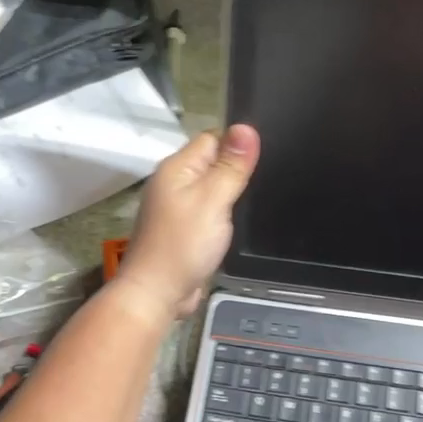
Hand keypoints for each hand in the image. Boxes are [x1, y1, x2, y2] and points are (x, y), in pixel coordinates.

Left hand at [115, 124, 259, 319]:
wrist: (157, 293)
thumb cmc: (183, 245)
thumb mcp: (213, 200)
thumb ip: (230, 166)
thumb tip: (246, 128)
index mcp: (176, 169)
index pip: (212, 139)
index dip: (237, 146)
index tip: (261, 161)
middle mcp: (174, 184)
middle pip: (213, 164)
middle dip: (236, 172)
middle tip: (264, 183)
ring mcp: (177, 209)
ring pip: (212, 191)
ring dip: (230, 197)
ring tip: (256, 203)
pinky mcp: (184, 231)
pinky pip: (209, 213)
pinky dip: (222, 217)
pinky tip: (238, 225)